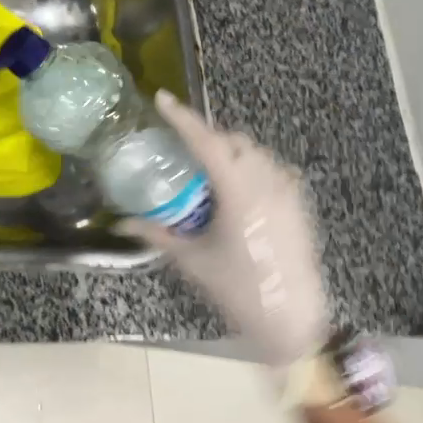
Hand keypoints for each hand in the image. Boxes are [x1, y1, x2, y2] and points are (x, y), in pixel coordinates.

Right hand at [120, 93, 329, 369]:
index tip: (162, 99)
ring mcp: (288, 195)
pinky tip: (241, 185)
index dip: (182, 118)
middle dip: (207, 135)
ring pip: (257, 152)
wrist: (293, 323)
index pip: (206, 142)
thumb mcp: (192, 261)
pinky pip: (276, 170)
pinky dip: (255, 166)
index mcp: (238, 194)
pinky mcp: (300, 207)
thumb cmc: (238, 291)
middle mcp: (266, 185)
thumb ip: (157, 235)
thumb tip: (121, 223)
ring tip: (209, 166)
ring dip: (232, 149)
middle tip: (181, 145)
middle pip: (234, 141)